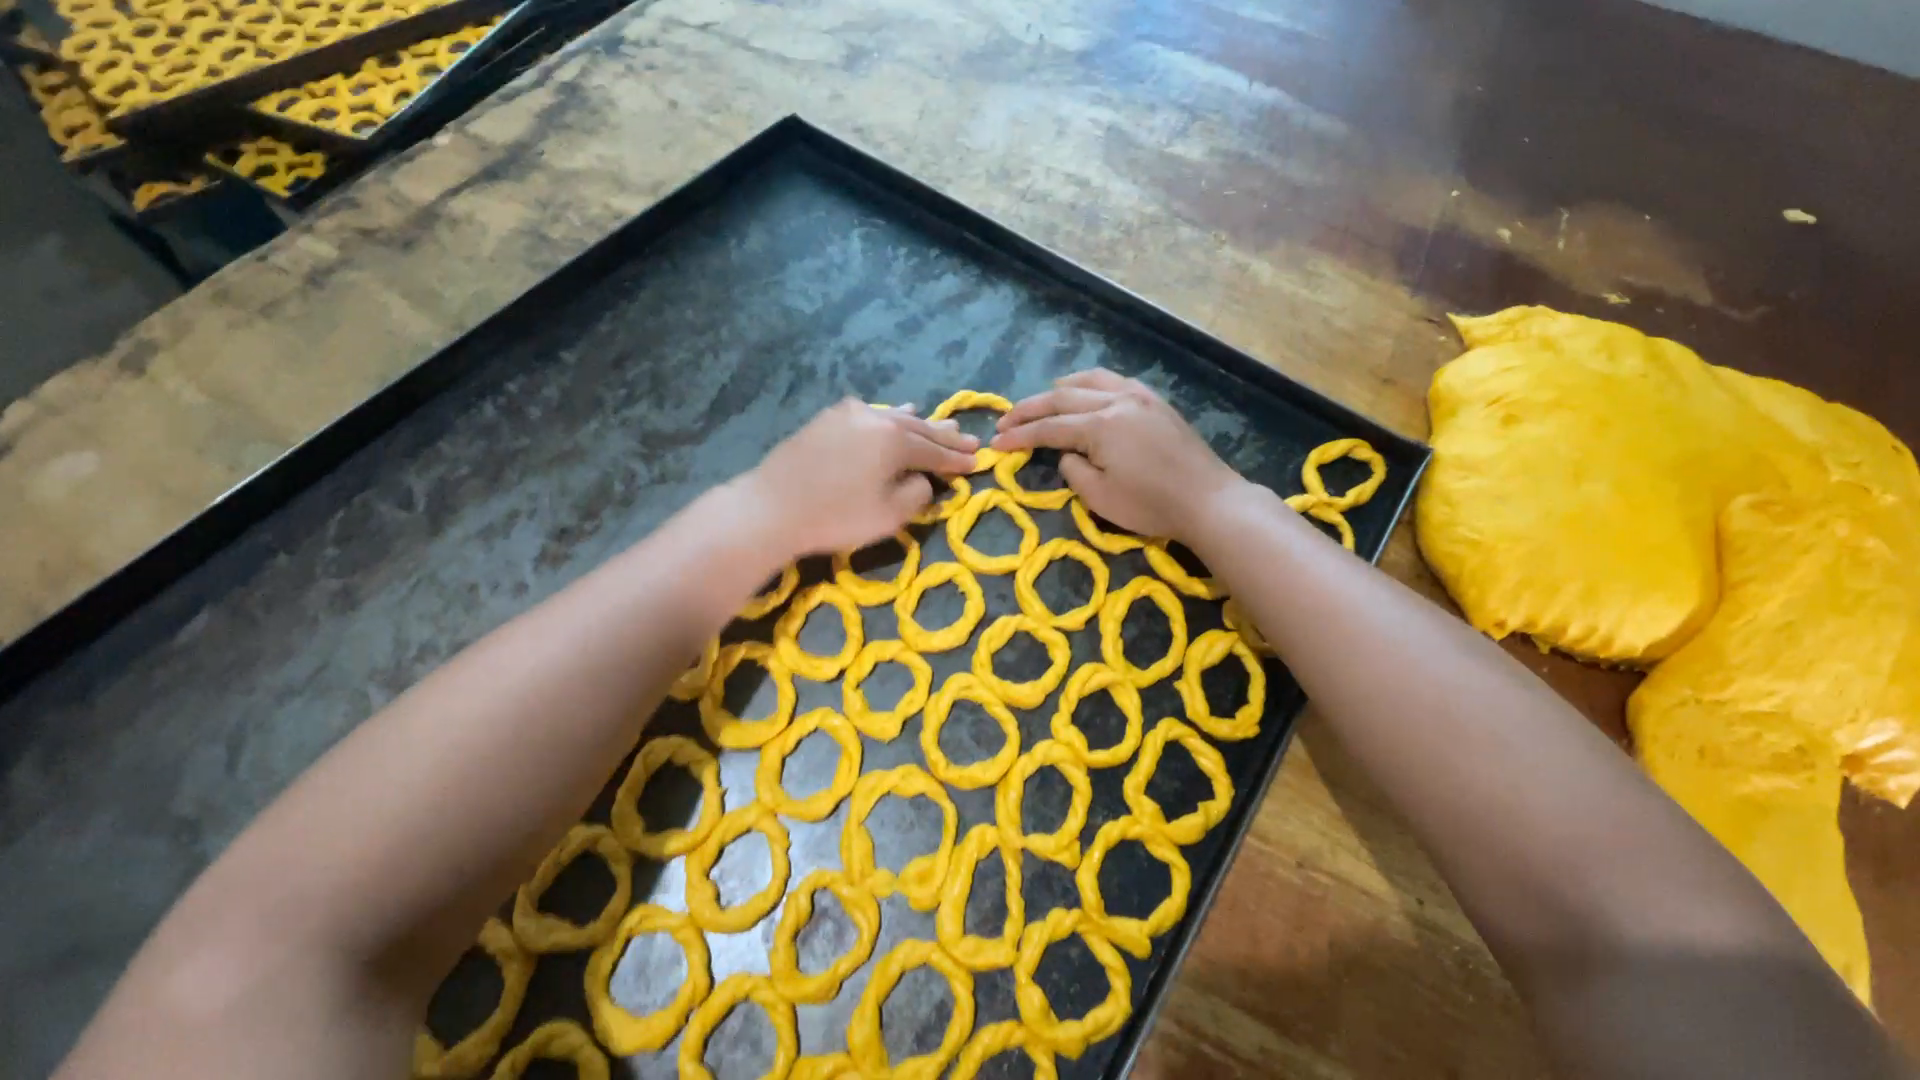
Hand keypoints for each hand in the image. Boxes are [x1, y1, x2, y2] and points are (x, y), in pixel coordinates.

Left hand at [738, 398, 977, 555]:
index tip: (979, 462)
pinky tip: (895, 414)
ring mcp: (848, 414)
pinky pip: (870, 415)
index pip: (935, 451)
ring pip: (894, 418)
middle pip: (919, 428)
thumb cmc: (836, 516)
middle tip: (970, 439)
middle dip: (945, 437)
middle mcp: (876, 418)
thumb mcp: (889, 515)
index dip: (957, 460)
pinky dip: (890, 417)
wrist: (772, 507)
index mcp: (895, 440)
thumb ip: (917, 493)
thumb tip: (921, 477)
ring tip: (943, 423)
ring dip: (920, 424)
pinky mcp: (827, 420)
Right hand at [991, 369, 1243, 540]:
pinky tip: (1087, 391)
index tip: (996, 443)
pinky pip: (1115, 381)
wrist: (1208, 500)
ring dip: (1060, 389)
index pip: (1048, 428)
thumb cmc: (1151, 505)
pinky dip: (1091, 383)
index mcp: (1099, 426)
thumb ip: (1074, 471)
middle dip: (1030, 409)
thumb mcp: (1100, 497)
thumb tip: (1068, 454)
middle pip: (1062, 398)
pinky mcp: (1155, 402)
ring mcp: (1138, 397)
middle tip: (1005, 419)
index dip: (1019, 435)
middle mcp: (1116, 401)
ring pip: (1089, 381)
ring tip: (1043, 399)